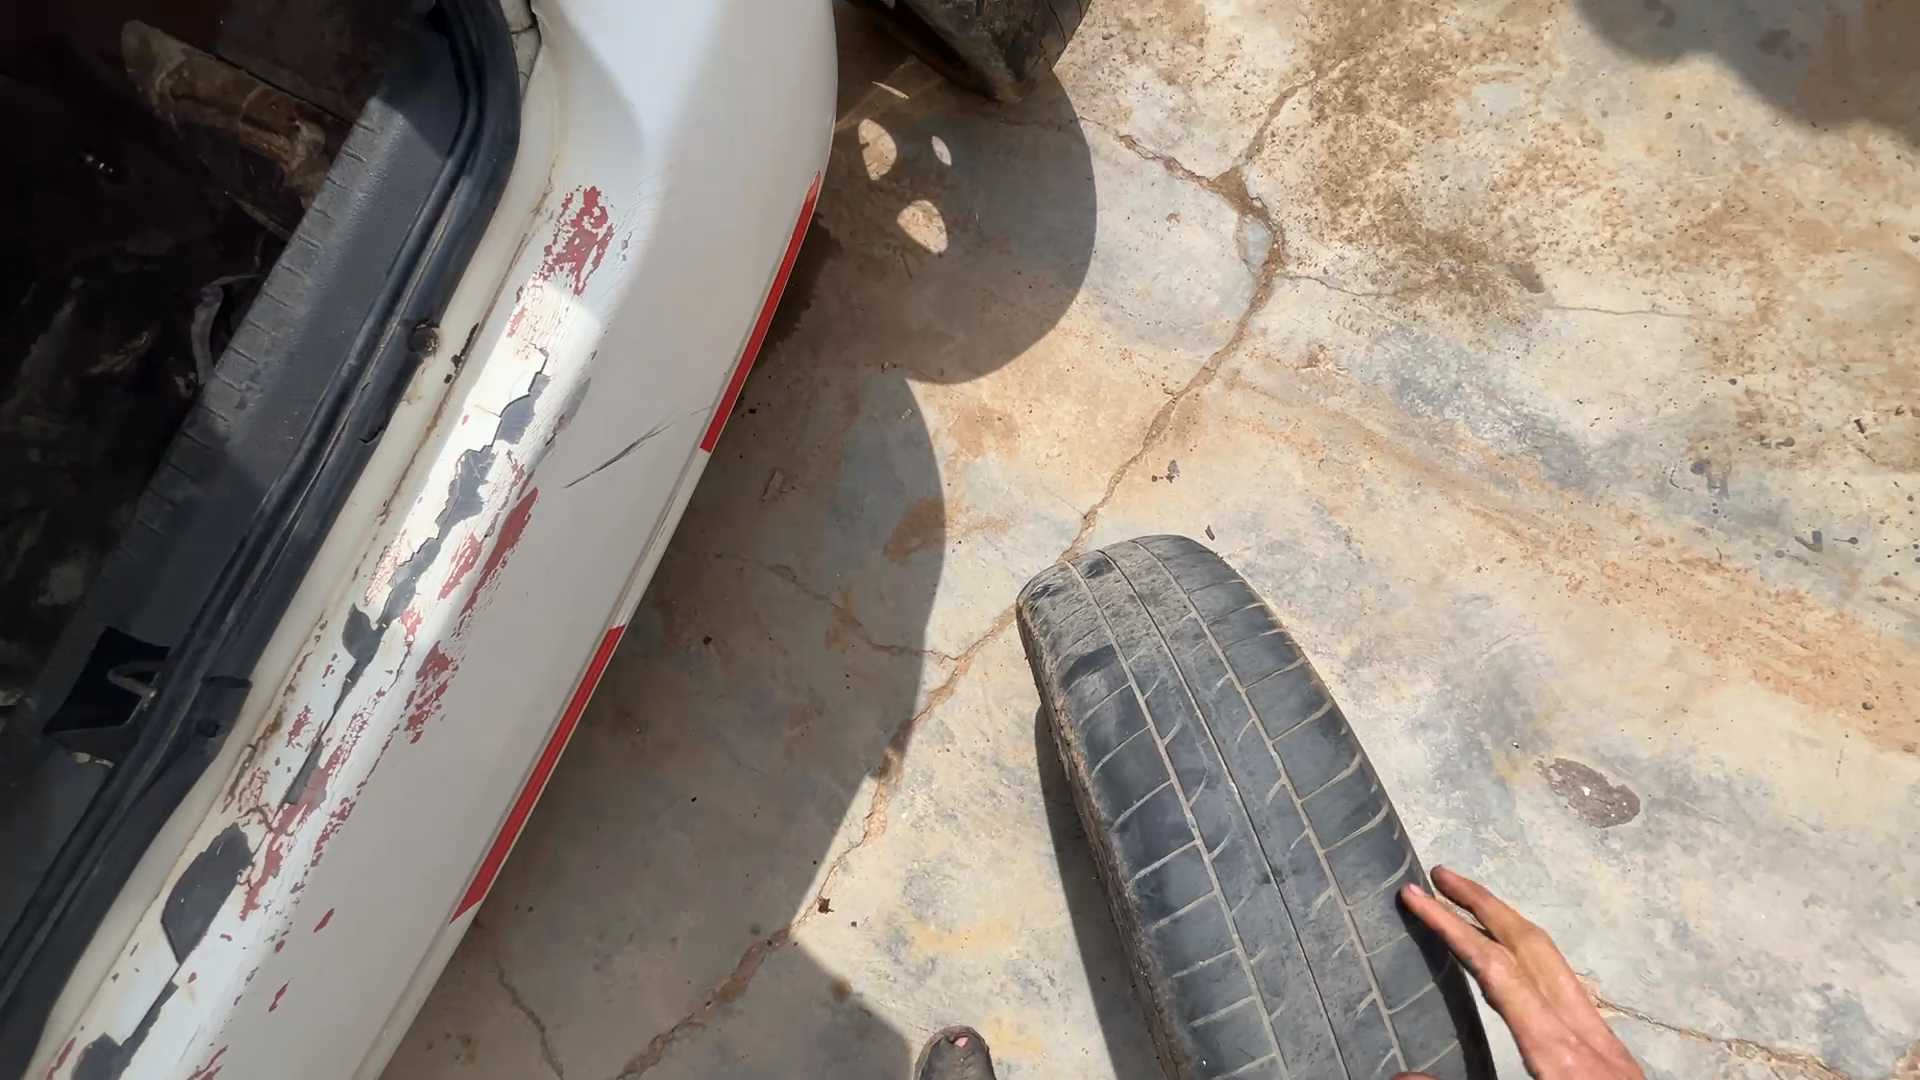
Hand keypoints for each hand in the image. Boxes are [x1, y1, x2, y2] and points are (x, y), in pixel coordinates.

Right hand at [1395, 867, 1644, 1079]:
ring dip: (1506, 923)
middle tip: (1438, 873)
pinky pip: (1564, 987)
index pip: (1494, 968)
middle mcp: (1587, 1040)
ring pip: (1555, 963)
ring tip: (1467, 903)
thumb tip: (1400, 1075)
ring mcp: (1608, 1047)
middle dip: (1483, 902)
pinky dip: (1527, 956)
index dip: (1448, 925)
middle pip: (1531, 946)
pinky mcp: (1616, 1059)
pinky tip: (1509, 964)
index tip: (1412, 893)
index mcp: (1559, 1058)